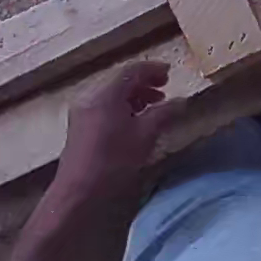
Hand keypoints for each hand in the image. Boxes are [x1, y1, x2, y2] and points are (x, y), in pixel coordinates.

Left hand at [50, 61, 180, 208]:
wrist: (78, 191)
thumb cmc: (114, 161)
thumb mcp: (145, 136)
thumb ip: (164, 114)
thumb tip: (181, 101)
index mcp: (106, 94)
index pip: (131, 71)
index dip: (153, 69)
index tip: (170, 73)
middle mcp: (90, 97)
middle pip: (120, 81)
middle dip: (144, 83)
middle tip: (164, 89)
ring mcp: (82, 111)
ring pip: (111, 94)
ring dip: (133, 96)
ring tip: (153, 106)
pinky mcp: (79, 125)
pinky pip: (103, 106)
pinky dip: (121, 107)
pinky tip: (134, 121)